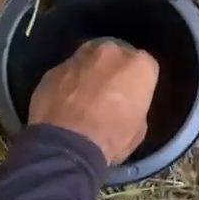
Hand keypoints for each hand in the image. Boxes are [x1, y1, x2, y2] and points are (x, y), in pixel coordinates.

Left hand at [28, 39, 159, 164]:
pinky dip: (67, 85)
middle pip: (115, 56)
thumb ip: (135, 105)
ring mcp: (77, 57)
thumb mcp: (138, 128)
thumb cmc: (111, 138)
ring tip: (83, 99)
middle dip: (113, 71)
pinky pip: (66, 74)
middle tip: (108, 94)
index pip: (145, 66)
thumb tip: (124, 105)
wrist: (66, 147)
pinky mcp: (52, 70)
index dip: (139, 83)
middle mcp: (109, 52)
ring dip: (88, 74)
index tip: (133, 97)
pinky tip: (64, 105)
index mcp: (138, 65)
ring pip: (88, 60)